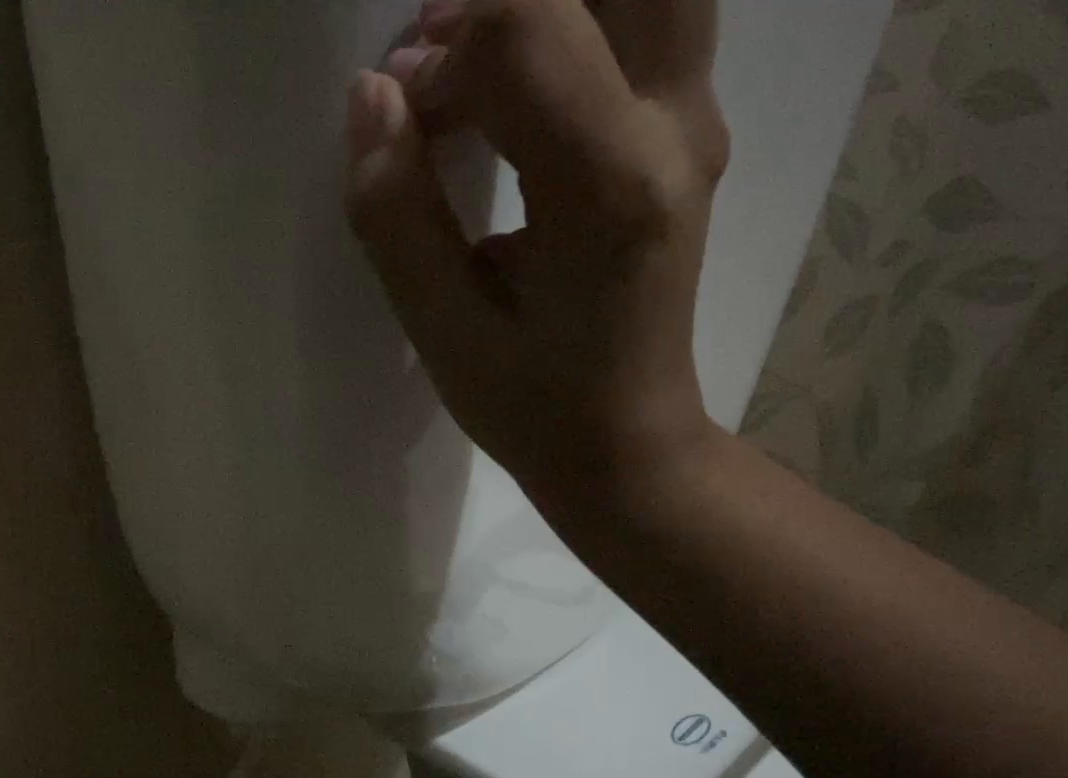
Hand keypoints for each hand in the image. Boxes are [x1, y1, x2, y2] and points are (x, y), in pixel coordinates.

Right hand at [346, 0, 729, 503]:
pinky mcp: (692, 127)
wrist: (629, 442)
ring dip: (540, 6)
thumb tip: (370, 95)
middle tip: (436, 54)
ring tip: (467, 62)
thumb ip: (398, 213)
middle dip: (500, 1)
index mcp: (607, 187)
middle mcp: (675, 126)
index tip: (404, 118)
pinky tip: (508, 84)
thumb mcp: (441, 330)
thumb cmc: (530, 403)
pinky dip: (568, 23)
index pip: (526, 29)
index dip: (443, 56)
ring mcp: (697, 120)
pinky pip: (644, 21)